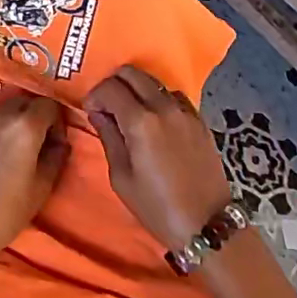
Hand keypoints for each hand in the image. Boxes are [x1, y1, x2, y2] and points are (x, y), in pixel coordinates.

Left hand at [0, 92, 70, 270]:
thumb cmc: (5, 212)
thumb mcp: (42, 188)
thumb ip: (57, 155)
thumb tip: (59, 140)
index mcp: (25, 126)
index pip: (49, 104)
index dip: (56, 122)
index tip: (53, 142)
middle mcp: (0, 112)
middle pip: (26, 100)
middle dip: (34, 116)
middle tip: (33, 143)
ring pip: (3, 106)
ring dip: (12, 119)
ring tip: (9, 147)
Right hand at [85, 67, 234, 253]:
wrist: (206, 223)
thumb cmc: (157, 207)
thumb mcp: (121, 177)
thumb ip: (109, 137)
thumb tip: (98, 113)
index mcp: (140, 121)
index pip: (110, 88)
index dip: (95, 95)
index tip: (90, 110)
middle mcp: (163, 106)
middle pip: (132, 73)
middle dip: (114, 83)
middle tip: (106, 105)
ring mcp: (184, 110)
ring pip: (153, 81)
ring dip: (136, 88)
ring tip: (129, 112)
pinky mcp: (199, 119)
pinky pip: (173, 95)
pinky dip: (157, 98)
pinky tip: (155, 119)